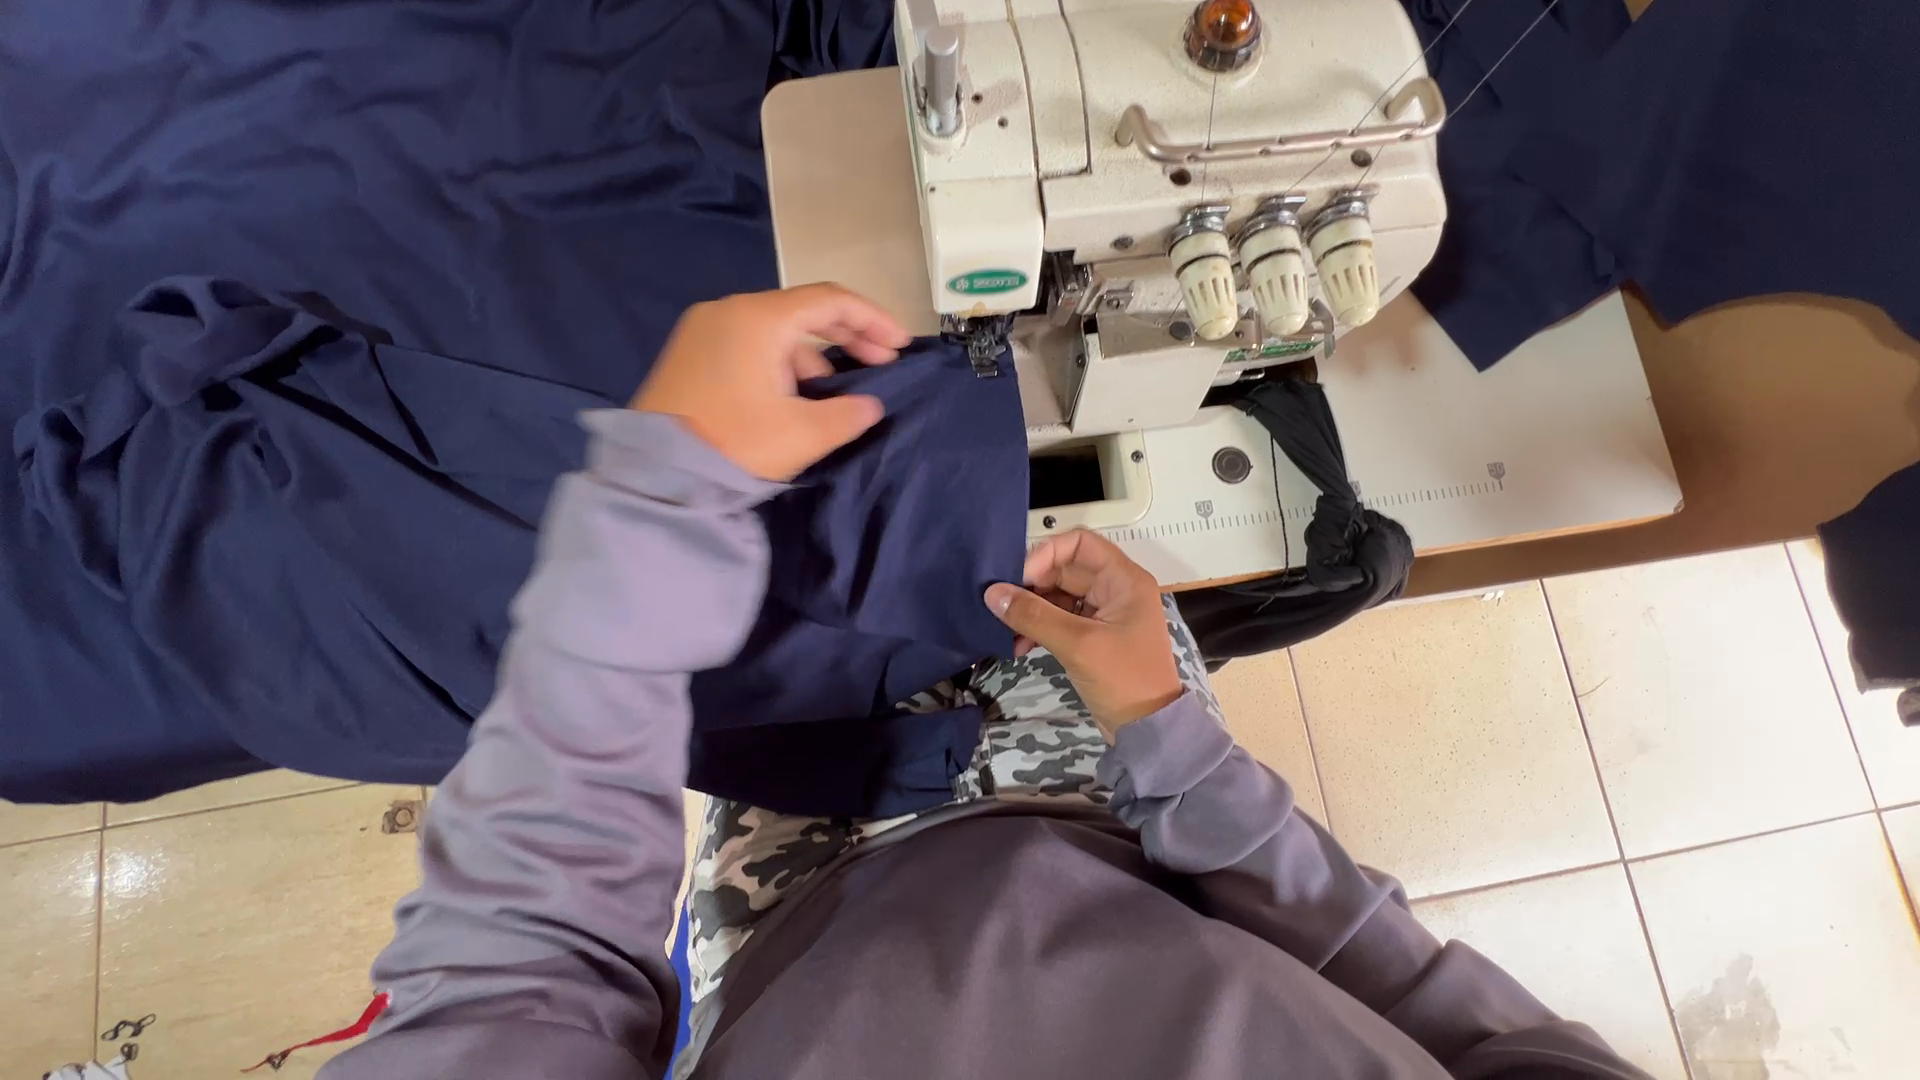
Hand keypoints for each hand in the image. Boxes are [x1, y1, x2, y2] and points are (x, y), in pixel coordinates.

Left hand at [631, 284, 912, 480]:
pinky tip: (794, 398)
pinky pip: (751, 346)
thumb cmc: (734, 445)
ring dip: (814, 357)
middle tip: (882, 363)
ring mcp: (705, 330)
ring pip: (776, 331)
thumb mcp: (803, 434)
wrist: (655, 475)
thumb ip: (847, 415)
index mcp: (758, 318)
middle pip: (803, 311)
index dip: (872, 319)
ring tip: (834, 394)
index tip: (900, 345)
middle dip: (848, 336)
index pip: (830, 301)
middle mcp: (729, 311)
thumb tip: (870, 406)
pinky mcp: (692, 355)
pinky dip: (782, 364)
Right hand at [983, 529, 1181, 737]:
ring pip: (1058, 594)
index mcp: (1124, 579)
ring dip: (1031, 609)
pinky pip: (1059, 618)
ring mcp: (1104, 612)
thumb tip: (992, 593)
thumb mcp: (1078, 645)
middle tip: (1002, 603)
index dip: (1046, 554)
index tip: (1019, 579)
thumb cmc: (1124, 680)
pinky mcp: (1093, 635)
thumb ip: (1034, 615)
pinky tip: (1018, 645)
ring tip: (1007, 629)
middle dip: (1031, 584)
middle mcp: (1115, 588)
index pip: (1080, 543)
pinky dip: (1039, 627)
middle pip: (1065, 568)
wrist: (1149, 731)